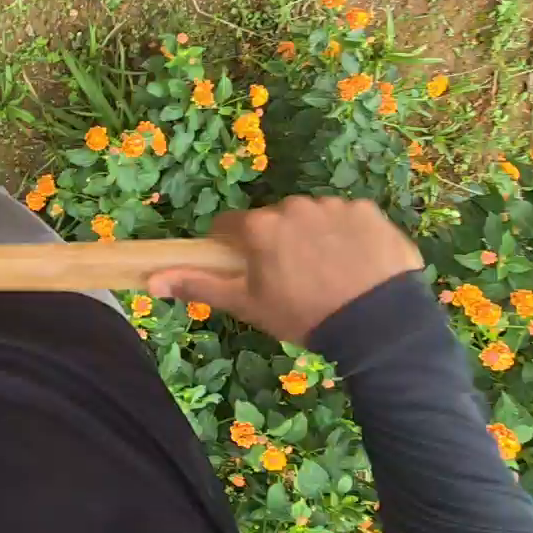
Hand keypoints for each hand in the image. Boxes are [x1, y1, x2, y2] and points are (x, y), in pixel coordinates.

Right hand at [147, 196, 420, 344]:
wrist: (380, 327)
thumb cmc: (304, 316)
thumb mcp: (247, 305)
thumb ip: (199, 286)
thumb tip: (151, 279)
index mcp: (259, 227)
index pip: (230, 226)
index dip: (233, 247)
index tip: (247, 269)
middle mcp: (292, 206)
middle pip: (272, 219)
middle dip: (275, 241)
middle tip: (291, 277)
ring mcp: (332, 205)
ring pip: (309, 217)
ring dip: (311, 236)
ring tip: (328, 273)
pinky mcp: (367, 211)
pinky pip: (346, 218)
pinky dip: (347, 235)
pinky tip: (355, 264)